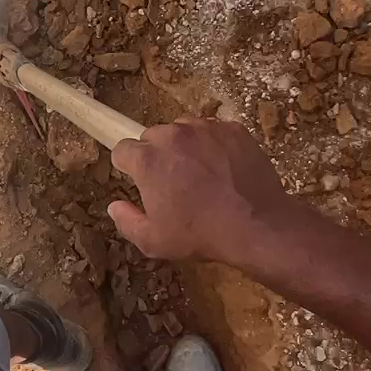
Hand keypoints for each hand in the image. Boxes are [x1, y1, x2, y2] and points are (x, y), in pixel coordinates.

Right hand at [107, 118, 305, 262]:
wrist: (256, 225)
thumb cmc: (200, 235)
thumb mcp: (154, 241)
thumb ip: (126, 222)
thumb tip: (114, 206)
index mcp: (148, 160)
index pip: (123, 149)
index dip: (128, 166)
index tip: (139, 181)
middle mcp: (173, 135)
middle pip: (152, 135)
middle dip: (156, 154)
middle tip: (172, 181)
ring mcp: (205, 129)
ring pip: (183, 129)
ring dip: (184, 146)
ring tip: (199, 173)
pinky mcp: (233, 129)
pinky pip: (213, 130)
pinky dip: (213, 144)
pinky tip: (222, 168)